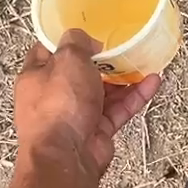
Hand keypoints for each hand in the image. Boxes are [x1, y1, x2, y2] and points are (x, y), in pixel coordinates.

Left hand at [13, 30, 160, 182]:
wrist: (66, 156)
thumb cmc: (57, 110)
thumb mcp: (67, 60)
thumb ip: (76, 43)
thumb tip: (83, 38)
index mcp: (37, 77)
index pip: (50, 52)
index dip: (68, 41)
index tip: (87, 32)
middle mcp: (53, 97)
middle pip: (80, 73)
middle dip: (102, 62)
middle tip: (121, 49)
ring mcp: (75, 115)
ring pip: (103, 92)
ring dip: (124, 79)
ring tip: (143, 64)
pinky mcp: (96, 130)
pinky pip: (118, 109)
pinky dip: (135, 97)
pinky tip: (150, 84)